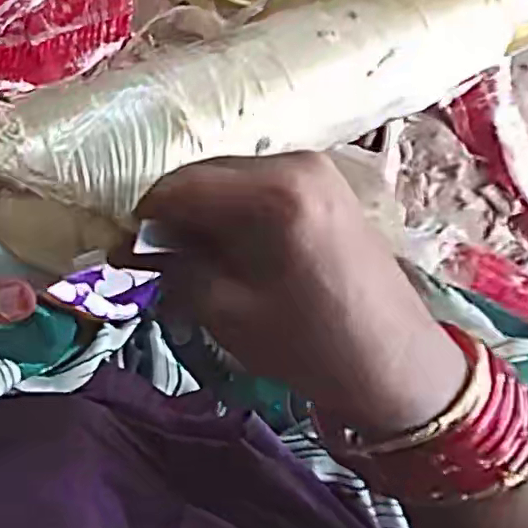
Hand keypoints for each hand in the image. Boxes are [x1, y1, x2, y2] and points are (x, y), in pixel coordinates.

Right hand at [119, 153, 466, 437]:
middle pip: (204, 174)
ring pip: (228, 177)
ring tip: (195, 256)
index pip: (181, 185)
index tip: (127, 250)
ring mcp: (314, 166)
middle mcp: (295, 162)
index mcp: (275, 193)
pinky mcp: (323, 181)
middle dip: (173, 213)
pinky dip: (231, 210)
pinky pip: (256, 185)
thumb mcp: (229, 313)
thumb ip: (175, 267)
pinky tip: (232, 246)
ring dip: (201, 212)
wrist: (400, 365)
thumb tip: (134, 245)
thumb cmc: (313, 346)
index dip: (144, 216)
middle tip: (156, 257)